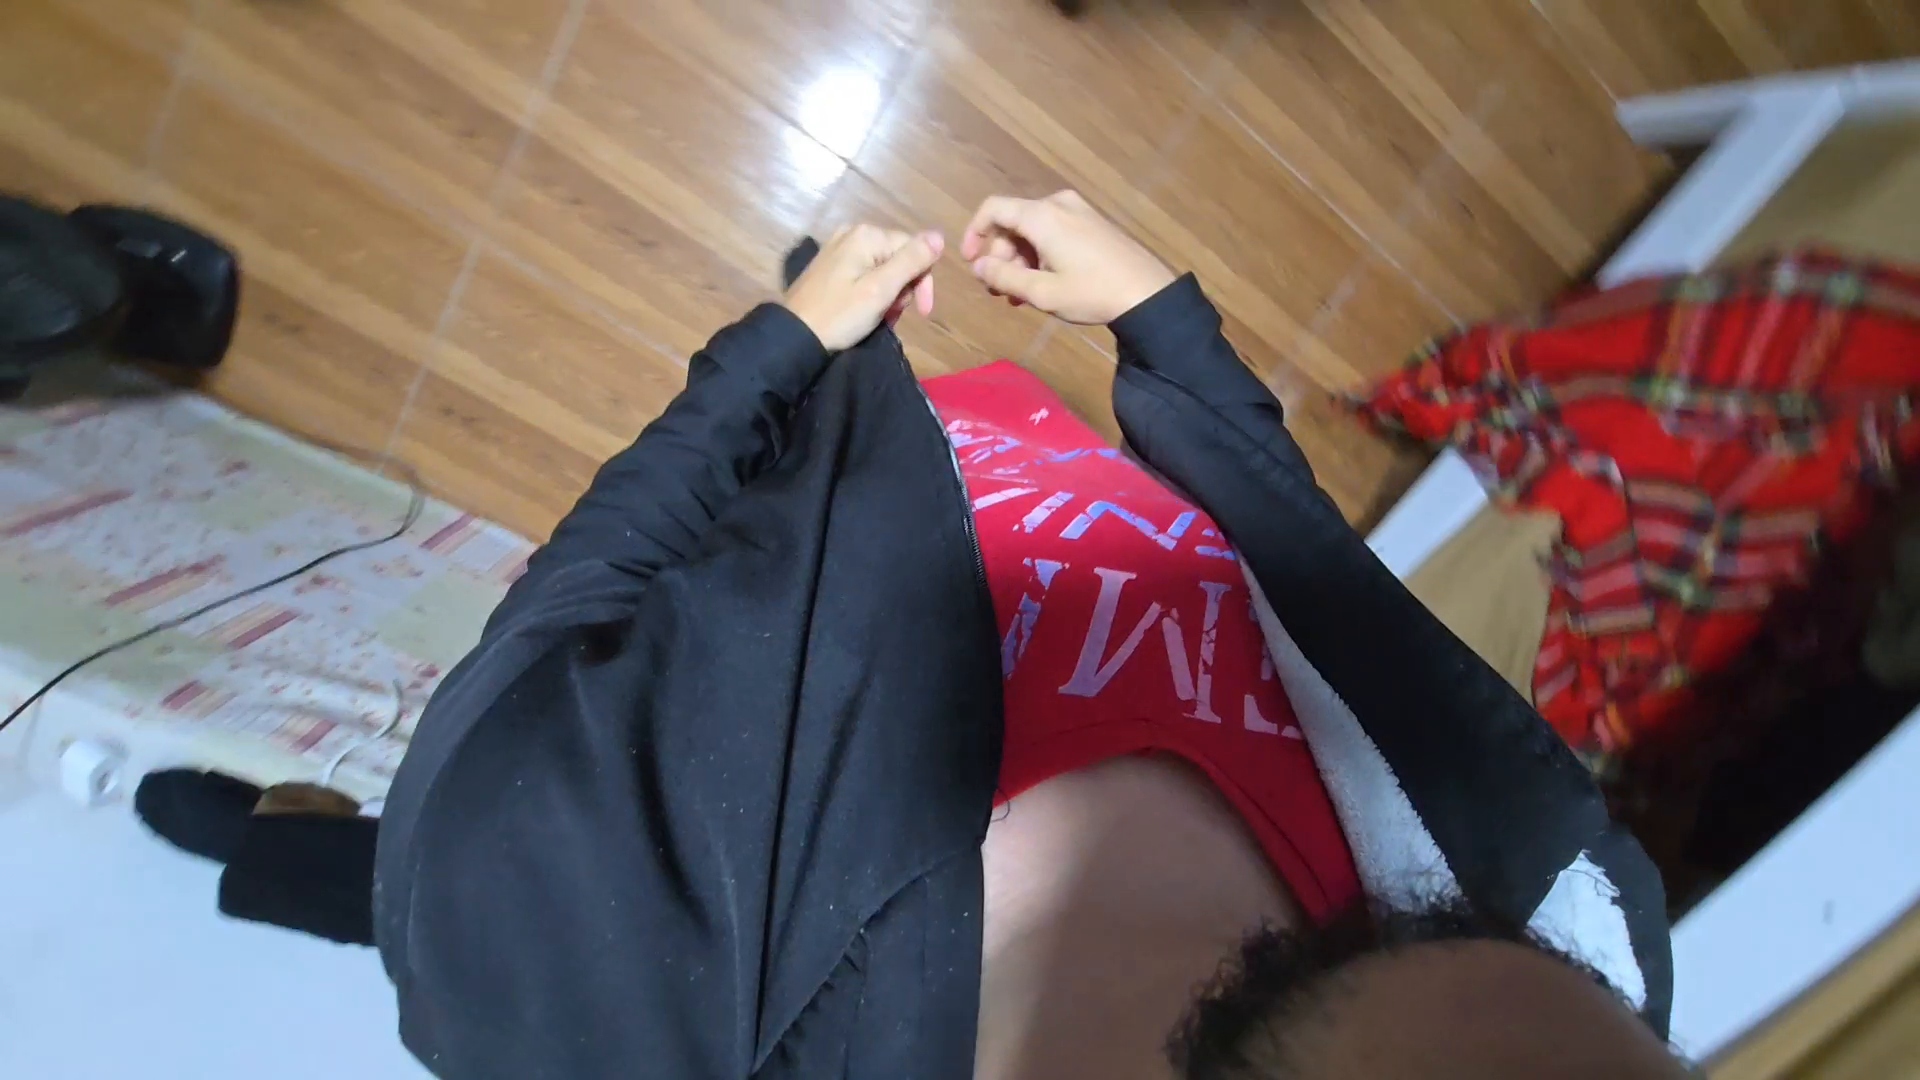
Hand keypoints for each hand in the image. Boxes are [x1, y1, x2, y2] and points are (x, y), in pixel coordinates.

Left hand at [784, 225, 943, 351]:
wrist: (796, 335)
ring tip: (879, 316)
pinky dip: (873, 293)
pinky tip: (866, 311)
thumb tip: (939, 236)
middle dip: (903, 288)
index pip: (914, 249)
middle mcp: (853, 233)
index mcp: (867, 234)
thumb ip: (911, 261)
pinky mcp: (831, 265)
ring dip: (889, 294)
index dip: (923, 281)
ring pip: (883, 268)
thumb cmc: (841, 315)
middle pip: (898, 257)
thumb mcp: (881, 290)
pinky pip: (865, 273)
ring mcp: (840, 248)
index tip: (922, 313)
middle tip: (892, 315)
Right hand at [960, 191, 1174, 324]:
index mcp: (1041, 216)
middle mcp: (1057, 204)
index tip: (971, 263)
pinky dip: (1040, 255)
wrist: (1146, 293)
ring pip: (1032, 230)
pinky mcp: (1091, 223)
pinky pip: (1053, 232)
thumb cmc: (1090, 293)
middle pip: (1013, 223)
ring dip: (1020, 261)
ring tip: (1022, 296)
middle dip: (1001, 257)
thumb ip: (1004, 278)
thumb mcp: (1042, 293)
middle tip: (1002, 292)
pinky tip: (1043, 284)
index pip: (993, 209)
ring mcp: (1077, 211)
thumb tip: (978, 267)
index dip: (974, 234)